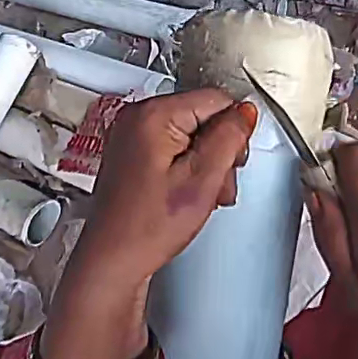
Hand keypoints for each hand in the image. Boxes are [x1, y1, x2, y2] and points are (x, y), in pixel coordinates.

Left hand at [69, 89, 256, 288]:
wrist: (113, 260)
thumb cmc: (145, 228)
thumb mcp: (202, 180)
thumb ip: (229, 138)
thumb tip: (244, 112)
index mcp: (152, 115)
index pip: (216, 99)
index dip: (234, 131)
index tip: (233, 160)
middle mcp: (136, 117)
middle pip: (202, 115)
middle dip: (220, 149)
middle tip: (217, 181)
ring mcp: (130, 135)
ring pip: (190, 133)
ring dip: (206, 162)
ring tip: (201, 194)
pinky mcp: (131, 153)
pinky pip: (172, 147)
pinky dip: (187, 168)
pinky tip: (186, 193)